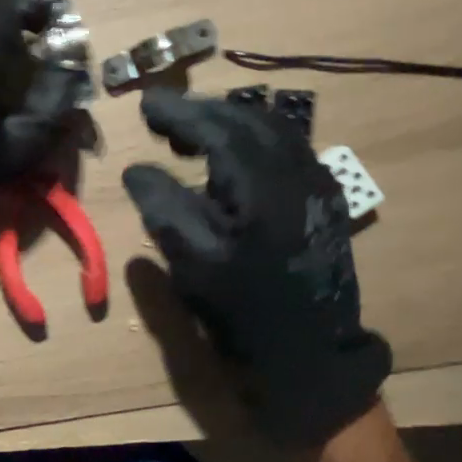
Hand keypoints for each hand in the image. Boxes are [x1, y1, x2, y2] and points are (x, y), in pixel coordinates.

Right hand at [121, 88, 390, 446]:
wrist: (310, 355)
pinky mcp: (323, 200)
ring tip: (188, 140)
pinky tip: (228, 164)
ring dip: (227, 125)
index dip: (178, 113)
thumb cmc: (244, 309)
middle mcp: (297, 171)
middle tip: (161, 121)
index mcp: (263, 183)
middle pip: (248, 119)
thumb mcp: (192, 261)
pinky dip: (250, 142)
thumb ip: (162, 206)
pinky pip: (285, 150)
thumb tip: (138, 170)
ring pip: (271, 130)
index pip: (217, 127)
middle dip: (202, 113)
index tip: (144, 106)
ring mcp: (317, 184)